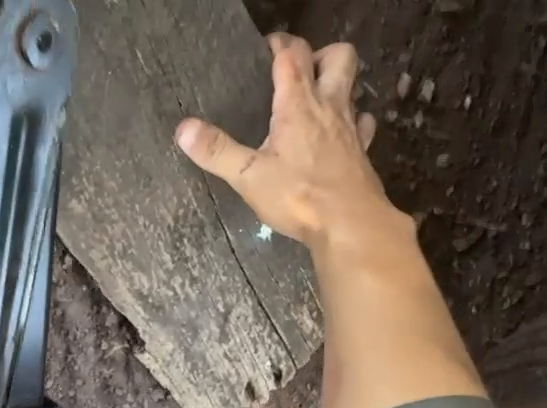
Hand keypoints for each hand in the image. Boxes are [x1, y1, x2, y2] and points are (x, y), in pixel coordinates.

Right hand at [176, 33, 395, 248]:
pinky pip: (362, 123)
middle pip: (337, 56)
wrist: (347, 222)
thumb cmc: (297, 196)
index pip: (292, 55)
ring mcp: (351, 126)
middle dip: (318, 55)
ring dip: (336, 84)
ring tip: (314, 102)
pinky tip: (337, 135)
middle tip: (298, 74)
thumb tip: (183, 129)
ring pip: (352, 86)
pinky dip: (351, 121)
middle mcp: (329, 105)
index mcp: (298, 105)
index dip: (279, 45)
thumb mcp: (248, 177)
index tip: (267, 49)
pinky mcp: (362, 150)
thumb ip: (217, 151)